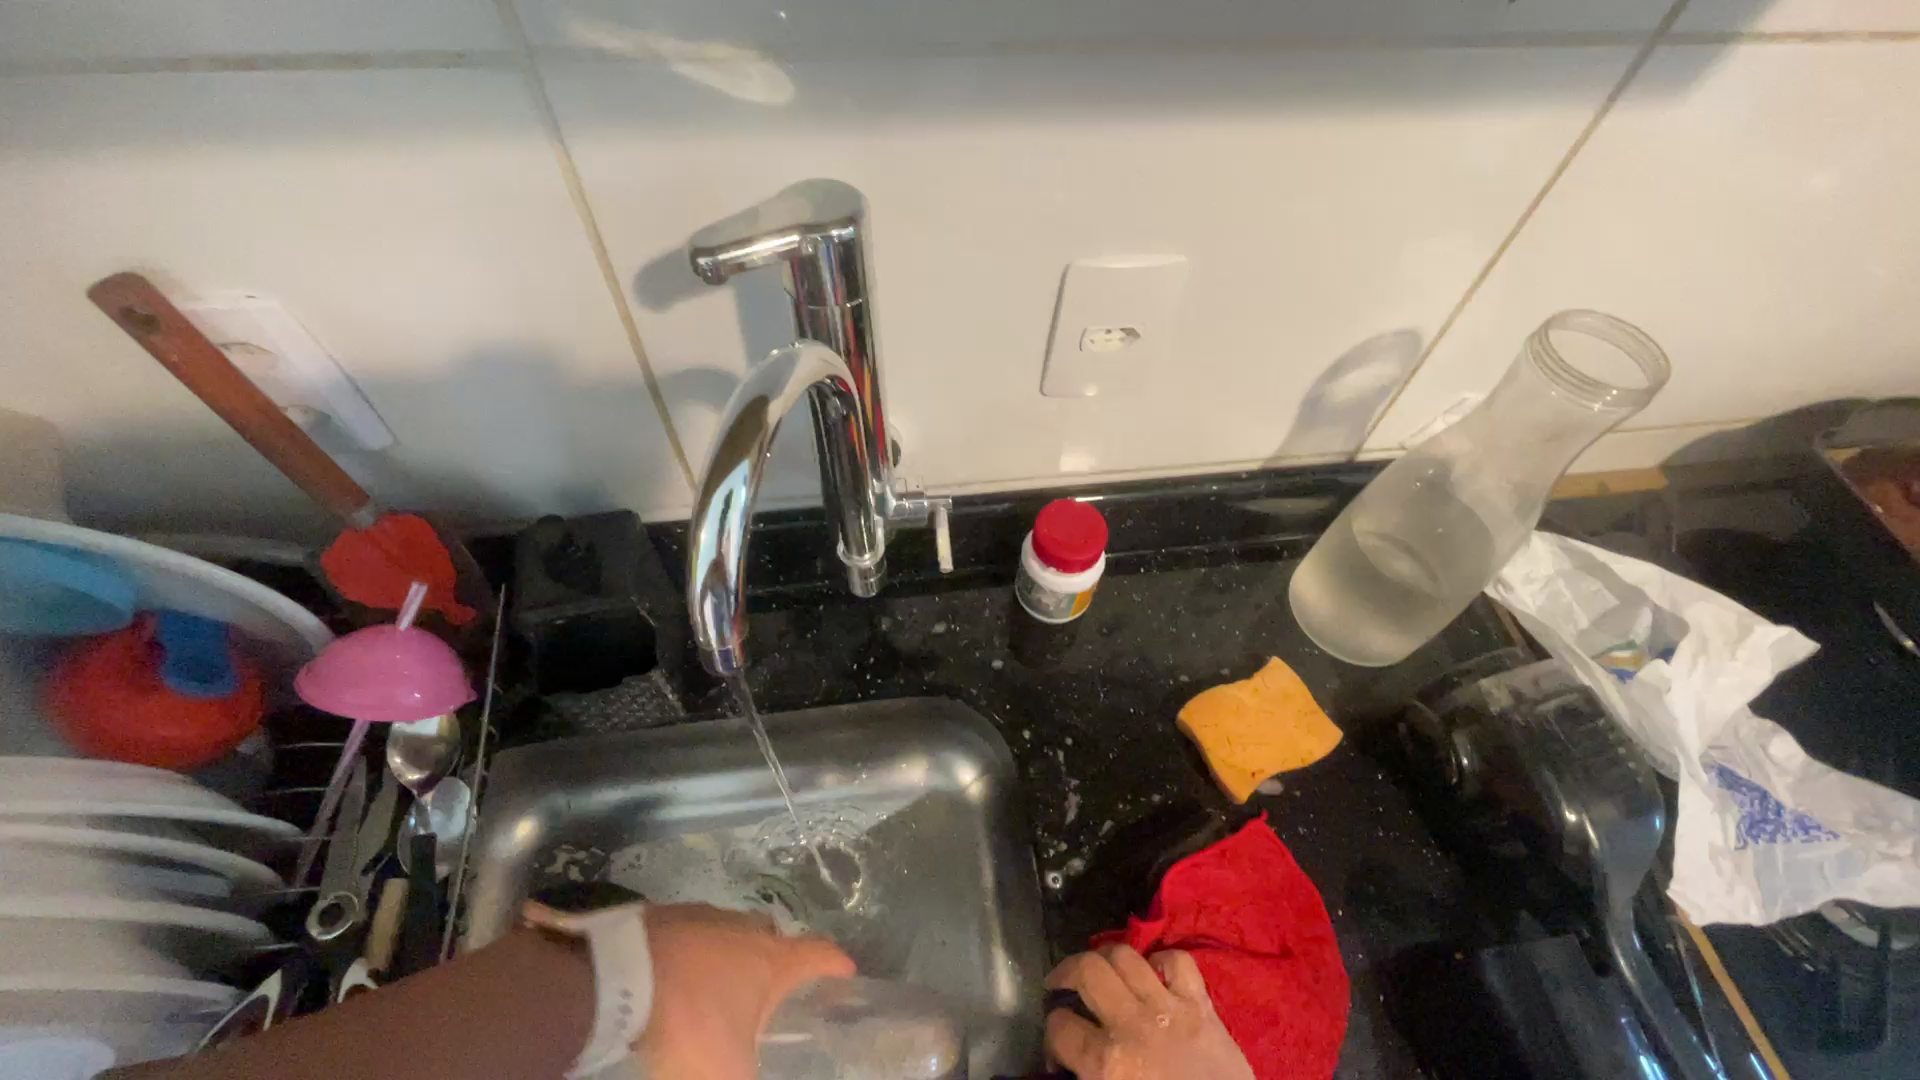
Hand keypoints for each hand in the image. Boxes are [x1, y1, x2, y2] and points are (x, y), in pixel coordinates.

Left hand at [639, 904, 855, 1079]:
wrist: (621, 974)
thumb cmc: (690, 1020)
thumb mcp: (725, 1075)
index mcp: (773, 960)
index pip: (819, 953)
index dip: (835, 963)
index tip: (847, 971)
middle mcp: (746, 930)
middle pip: (774, 937)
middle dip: (777, 960)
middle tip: (772, 990)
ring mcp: (705, 918)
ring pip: (730, 934)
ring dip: (730, 958)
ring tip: (720, 991)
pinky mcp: (667, 919)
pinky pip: (691, 937)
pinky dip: (692, 958)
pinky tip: (677, 983)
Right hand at [1045, 945, 1253, 1079]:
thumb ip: (1090, 1079)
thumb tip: (1070, 1064)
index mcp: (1108, 1064)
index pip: (1060, 1026)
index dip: (1052, 1032)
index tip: (1058, 1045)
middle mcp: (1133, 1026)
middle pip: (1087, 970)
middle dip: (1066, 972)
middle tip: (1061, 985)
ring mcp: (1169, 1009)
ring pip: (1125, 955)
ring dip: (1104, 958)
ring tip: (1099, 970)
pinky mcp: (1202, 1005)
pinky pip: (1178, 960)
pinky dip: (1161, 961)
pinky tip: (1152, 975)